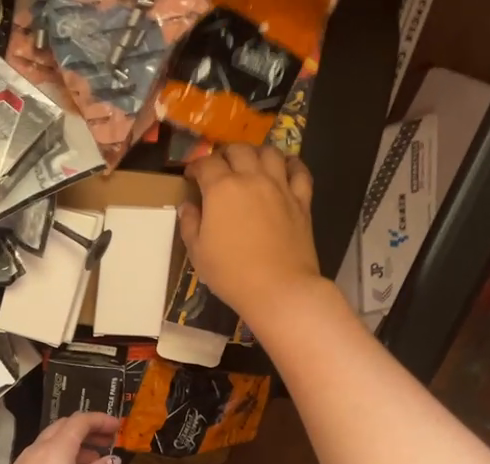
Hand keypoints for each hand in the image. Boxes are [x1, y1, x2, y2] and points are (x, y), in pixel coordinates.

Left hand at [0, 412, 121, 463]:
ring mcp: (23, 460)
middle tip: (107, 441)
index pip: (80, 421)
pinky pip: (41, 455)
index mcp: (56, 448)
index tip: (118, 426)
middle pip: (64, 426)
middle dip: (88, 429)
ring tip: (93, 459)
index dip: (100, 419)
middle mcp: (38, 448)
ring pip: (51, 441)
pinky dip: (59, 456)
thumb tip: (114, 459)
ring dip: (74, 444)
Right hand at [180, 144, 321, 318]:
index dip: (195, 166)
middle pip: (239, 150)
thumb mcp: (197, 253)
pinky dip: (290, 164)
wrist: (277, 287)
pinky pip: (299, 171)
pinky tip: (284, 168)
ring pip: (270, 153)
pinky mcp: (301, 199)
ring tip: (250, 162)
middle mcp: (252, 178)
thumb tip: (187, 206)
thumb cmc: (230, 273)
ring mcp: (280, 186)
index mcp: (222, 190)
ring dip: (256, 153)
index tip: (190, 175)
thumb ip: (190, 224)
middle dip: (225, 154)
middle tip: (219, 166)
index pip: (206, 164)